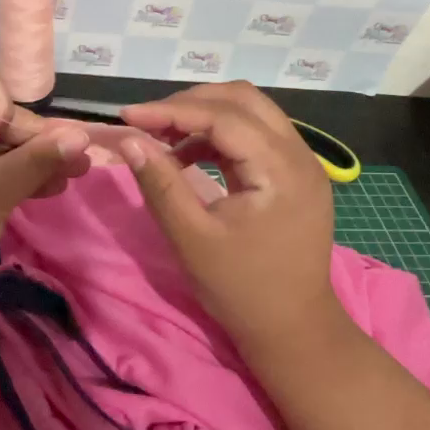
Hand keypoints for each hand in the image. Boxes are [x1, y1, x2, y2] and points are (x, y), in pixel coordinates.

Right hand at [116, 83, 339, 347]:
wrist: (293, 330)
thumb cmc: (240, 288)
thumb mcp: (190, 237)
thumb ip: (160, 183)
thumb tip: (129, 140)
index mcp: (280, 169)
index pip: (222, 116)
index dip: (169, 110)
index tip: (126, 116)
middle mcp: (299, 155)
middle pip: (242, 99)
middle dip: (189, 102)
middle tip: (146, 122)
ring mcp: (303, 163)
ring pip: (251, 112)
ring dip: (205, 115)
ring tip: (163, 137)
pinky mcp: (296, 175)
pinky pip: (256, 135)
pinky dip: (219, 135)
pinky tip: (188, 155)